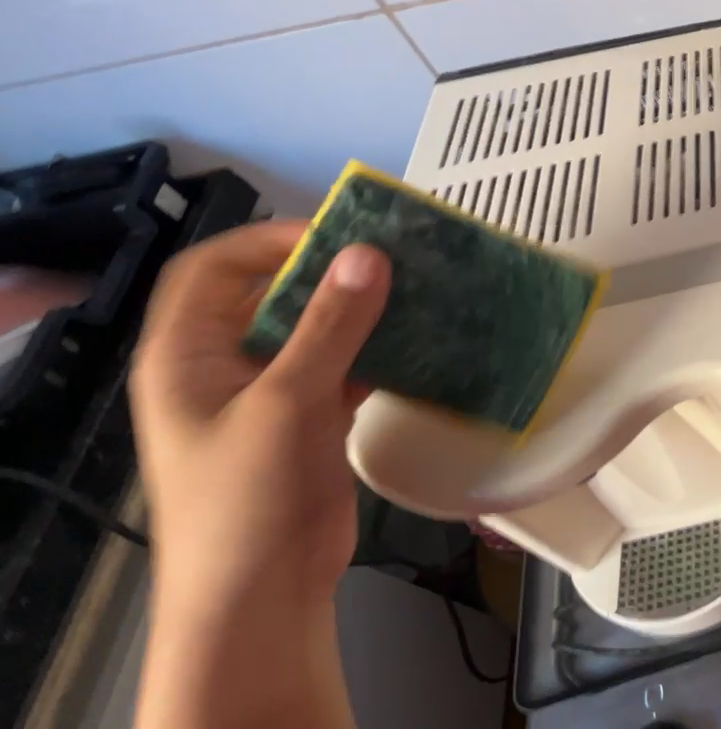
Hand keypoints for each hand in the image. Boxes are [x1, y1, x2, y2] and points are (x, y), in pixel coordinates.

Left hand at [131, 221, 389, 619]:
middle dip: (332, 273)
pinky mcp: (312, 417)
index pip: (214, 270)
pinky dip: (382, 348)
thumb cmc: (247, 498)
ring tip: (421, 289)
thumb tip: (368, 254)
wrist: (261, 592)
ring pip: (318, 329)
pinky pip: (349, 364)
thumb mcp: (286, 404)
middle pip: (273, 295)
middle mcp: (225, 365)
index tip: (342, 237)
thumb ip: (330, 328)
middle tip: (399, 257)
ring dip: (364, 310)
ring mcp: (271, 393)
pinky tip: (424, 341)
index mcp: (187, 355)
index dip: (270, 243)